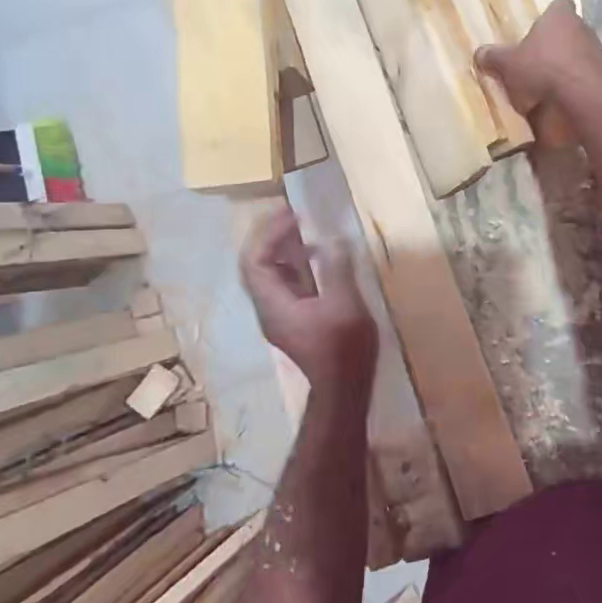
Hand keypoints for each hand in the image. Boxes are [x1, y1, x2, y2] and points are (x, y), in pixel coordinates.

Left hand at [239, 207, 377, 389]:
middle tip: (293, 215)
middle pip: (257, 266)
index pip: (255, 261)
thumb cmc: (344, 348)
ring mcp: (282, 316)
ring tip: (306, 230)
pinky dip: (297, 265)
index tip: (293, 215)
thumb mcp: (346, 305)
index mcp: (274, 304)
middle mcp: (270, 309)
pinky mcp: (296, 320)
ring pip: (272, 275)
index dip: (270, 234)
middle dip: (271, 237)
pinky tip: (318, 259)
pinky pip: (287, 284)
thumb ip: (337, 270)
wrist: (344, 388)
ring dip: (284, 249)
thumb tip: (333, 239)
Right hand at [475, 0, 601, 113]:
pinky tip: (563, 97)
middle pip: (571, 30)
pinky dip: (576, 84)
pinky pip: (587, 76)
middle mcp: (584, 29)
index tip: (539, 27)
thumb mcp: (508, 65)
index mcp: (561, 16)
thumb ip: (494, 57)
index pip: (560, 5)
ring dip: (568, 64)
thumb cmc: (542, 69)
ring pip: (581, 53)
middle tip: (538, 58)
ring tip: (549, 82)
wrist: (582, 100)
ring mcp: (598, 53)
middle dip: (557, 42)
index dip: (550, 15)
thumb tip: (479, 53)